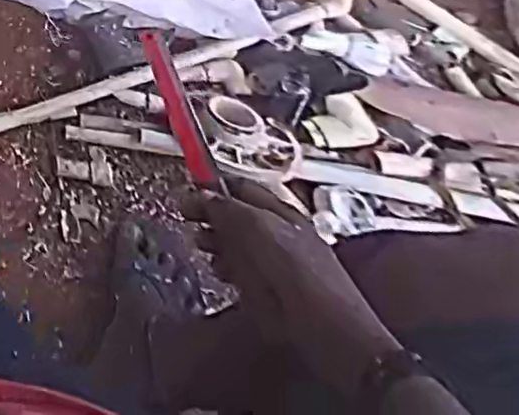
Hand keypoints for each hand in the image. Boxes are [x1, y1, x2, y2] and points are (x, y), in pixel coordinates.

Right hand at [186, 182, 404, 396]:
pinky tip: (221, 272)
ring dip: (215, 242)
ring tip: (201, 245)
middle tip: (187, 216)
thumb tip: (202, 195)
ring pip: (236, 243)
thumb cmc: (300, 276)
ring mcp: (278, 264)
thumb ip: (227, 208)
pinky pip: (241, 270)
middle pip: (235, 215)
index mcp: (282, 214)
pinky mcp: (272, 290)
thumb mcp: (256, 228)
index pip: (240, 187)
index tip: (188, 185)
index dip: (213, 183)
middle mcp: (280, 235)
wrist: (331, 335)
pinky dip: (226, 267)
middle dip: (209, 215)